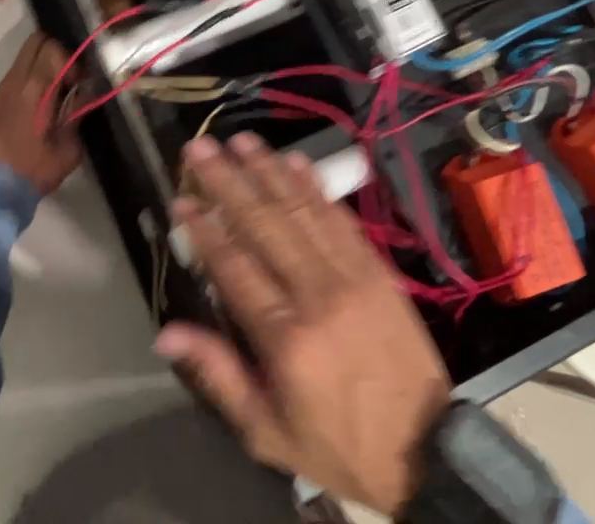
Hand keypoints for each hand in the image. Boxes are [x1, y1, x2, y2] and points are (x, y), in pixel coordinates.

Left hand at [0, 32, 84, 195]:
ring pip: (26, 55)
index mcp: (34, 88)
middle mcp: (16, 80)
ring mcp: (4, 87)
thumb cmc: (33, 169)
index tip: (80, 84)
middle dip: (58, 52)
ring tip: (59, 91)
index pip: (54, 48)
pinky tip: (45, 100)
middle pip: (37, 41)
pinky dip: (34, 74)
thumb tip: (87, 93)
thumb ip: (79, 114)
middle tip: (70, 79)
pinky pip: (19, 71)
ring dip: (45, 63)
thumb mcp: (68, 148)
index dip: (73, 61)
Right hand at [155, 133, 451, 513]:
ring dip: (268, 172)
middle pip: (264, 226)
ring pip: (302, 213)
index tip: (181, 199)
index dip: (205, 230)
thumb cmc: (338, 445)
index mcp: (286, 339)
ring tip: (240, 141)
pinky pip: (341, 220)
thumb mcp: (267, 432)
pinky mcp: (379, 272)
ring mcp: (353, 278)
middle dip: (228, 182)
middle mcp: (318, 296)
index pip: (235, 268)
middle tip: (200, 148)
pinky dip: (316, 189)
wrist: (428, 452)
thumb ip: (219, 375)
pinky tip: (294, 162)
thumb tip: (166, 333)